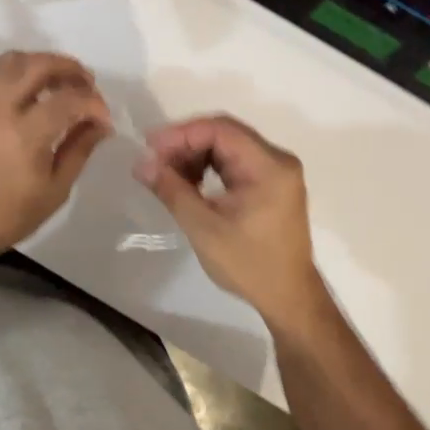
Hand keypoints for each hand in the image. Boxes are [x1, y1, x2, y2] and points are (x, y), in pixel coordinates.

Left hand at [0, 52, 112, 263]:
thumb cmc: (10, 214)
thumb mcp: (56, 189)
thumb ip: (79, 148)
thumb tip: (100, 123)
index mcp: (24, 134)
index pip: (67, 100)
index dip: (92, 103)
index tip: (103, 116)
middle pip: (37, 65)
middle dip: (68, 68)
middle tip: (86, 83)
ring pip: (10, 61)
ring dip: (39, 64)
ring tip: (57, 82)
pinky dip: (14, 72)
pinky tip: (27, 91)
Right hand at [135, 115, 325, 330]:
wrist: (288, 299)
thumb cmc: (248, 264)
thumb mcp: (203, 227)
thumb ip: (171, 189)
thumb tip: (140, 163)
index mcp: (268, 167)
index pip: (219, 130)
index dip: (181, 134)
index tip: (150, 149)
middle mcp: (277, 161)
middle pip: (224, 134)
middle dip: (185, 144)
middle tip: (155, 162)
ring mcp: (276, 172)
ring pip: (227, 146)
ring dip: (194, 155)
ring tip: (168, 175)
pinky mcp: (271, 185)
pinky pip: (234, 162)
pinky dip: (208, 167)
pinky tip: (190, 184)